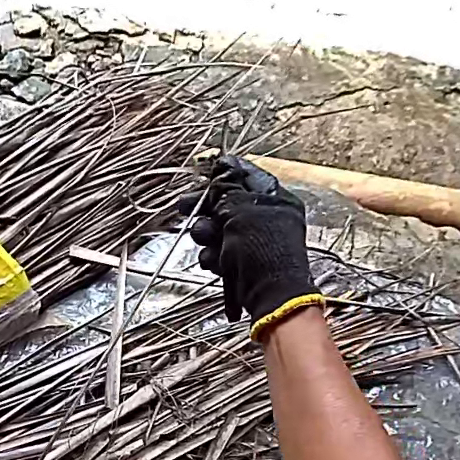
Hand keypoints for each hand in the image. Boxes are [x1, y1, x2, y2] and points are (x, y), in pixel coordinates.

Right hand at [174, 156, 319, 335]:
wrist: (269, 296)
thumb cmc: (261, 249)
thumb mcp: (242, 211)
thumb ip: (227, 188)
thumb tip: (222, 162)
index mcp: (275, 200)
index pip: (246, 176)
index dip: (223, 173)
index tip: (202, 173)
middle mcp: (265, 219)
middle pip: (227, 204)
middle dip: (206, 209)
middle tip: (184, 207)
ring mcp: (252, 243)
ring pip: (218, 230)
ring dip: (207, 234)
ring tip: (206, 239)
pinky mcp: (240, 264)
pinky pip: (219, 253)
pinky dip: (213, 256)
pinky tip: (213, 261)